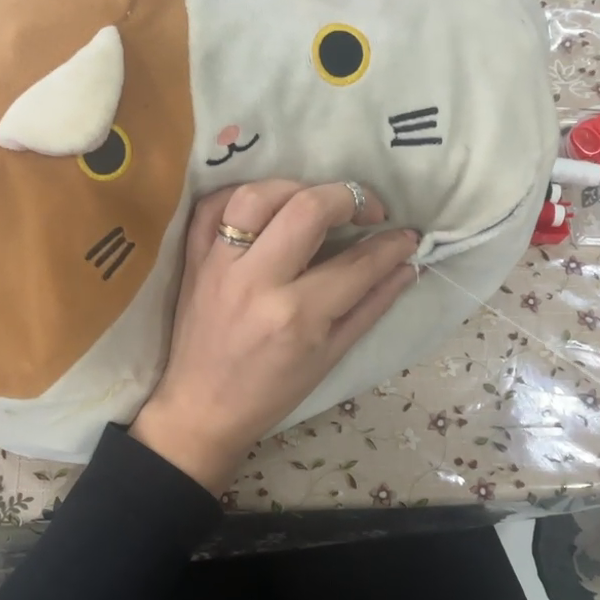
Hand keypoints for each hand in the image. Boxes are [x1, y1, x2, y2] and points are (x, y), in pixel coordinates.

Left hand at [129, 180, 419, 487]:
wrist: (201, 410)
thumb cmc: (270, 394)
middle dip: (348, 197)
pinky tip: (265, 207)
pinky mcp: (192, 261)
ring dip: (294, 188)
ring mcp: (218, 267)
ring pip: (255, 196)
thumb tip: (407, 264)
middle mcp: (256, 282)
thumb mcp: (330, 357)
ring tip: (313, 204)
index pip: (357, 263)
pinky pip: (210, 208)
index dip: (392, 244)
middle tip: (365, 212)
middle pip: (307, 208)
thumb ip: (370, 306)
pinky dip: (238, 196)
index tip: (407, 235)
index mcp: (296, 316)